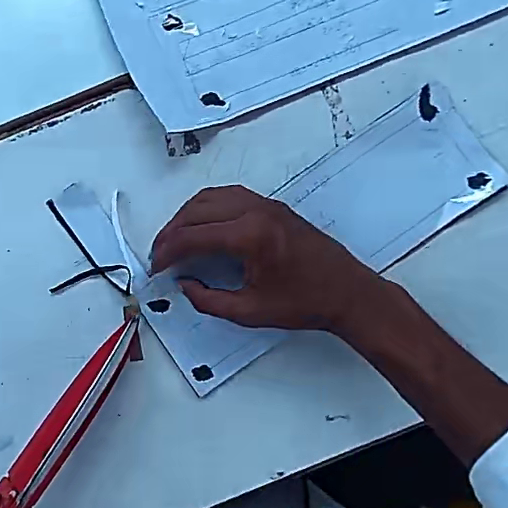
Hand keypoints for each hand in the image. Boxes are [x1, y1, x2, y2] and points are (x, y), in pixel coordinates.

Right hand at [148, 185, 392, 340]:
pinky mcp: (273, 207)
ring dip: (186, 216)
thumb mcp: (250, 311)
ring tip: (175, 239)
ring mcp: (266, 206)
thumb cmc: (309, 302)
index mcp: (252, 237)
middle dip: (171, 232)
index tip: (158, 267)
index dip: (168, 252)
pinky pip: (229, 196)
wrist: (349, 293)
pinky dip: (206, 208)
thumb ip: (208, 300)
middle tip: (160, 254)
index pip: (193, 236)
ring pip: (210, 197)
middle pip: (196, 211)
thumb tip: (185, 286)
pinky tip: (200, 226)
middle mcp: (257, 213)